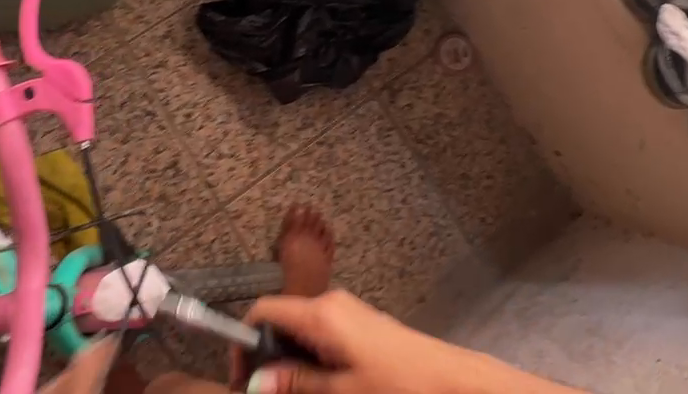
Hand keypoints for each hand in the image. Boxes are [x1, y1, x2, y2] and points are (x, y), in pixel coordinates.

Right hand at [240, 290, 576, 393]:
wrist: (447, 379)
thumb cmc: (394, 384)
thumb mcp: (340, 391)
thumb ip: (296, 383)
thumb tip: (256, 383)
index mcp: (320, 314)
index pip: (265, 310)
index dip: (244, 342)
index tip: (241, 379)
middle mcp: (330, 303)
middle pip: (281, 321)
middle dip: (268, 357)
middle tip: (267, 393)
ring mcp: (346, 311)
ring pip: (300, 330)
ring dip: (290, 361)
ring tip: (294, 393)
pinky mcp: (359, 323)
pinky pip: (320, 334)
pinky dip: (311, 358)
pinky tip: (319, 386)